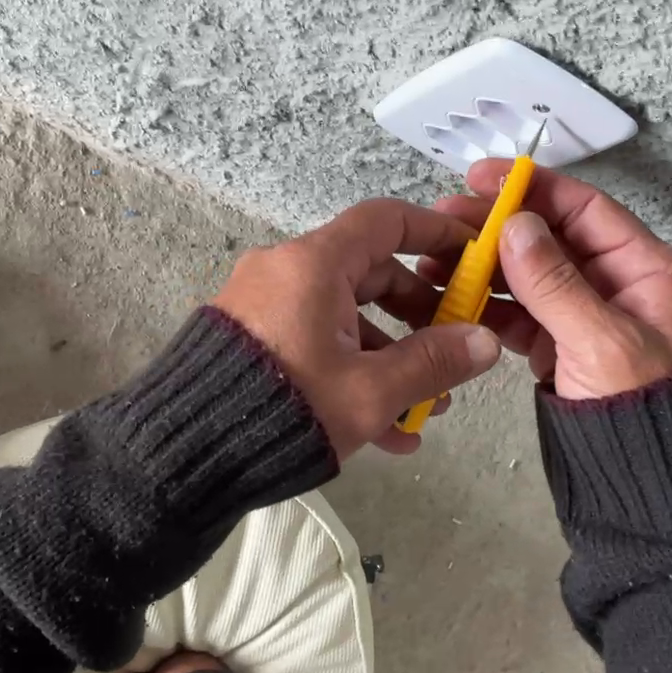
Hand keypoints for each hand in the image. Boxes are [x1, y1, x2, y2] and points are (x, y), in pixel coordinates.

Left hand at [213, 199, 502, 456]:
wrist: (187, 451)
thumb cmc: (289, 408)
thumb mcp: (370, 392)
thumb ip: (432, 363)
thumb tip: (484, 342)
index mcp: (313, 264)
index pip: (384, 221)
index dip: (435, 233)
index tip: (472, 256)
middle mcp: (284, 272)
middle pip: (368, 274)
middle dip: (418, 318)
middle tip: (453, 352)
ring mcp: (263, 306)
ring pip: (342, 319)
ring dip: (388, 360)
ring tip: (424, 411)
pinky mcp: (250, 341)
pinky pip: (310, 343)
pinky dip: (348, 374)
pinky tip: (383, 432)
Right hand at [418, 161, 671, 399]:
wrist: (645, 484)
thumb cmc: (639, 408)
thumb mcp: (602, 342)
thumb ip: (556, 283)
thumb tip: (515, 225)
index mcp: (646, 271)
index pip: (585, 210)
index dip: (533, 188)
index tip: (481, 176)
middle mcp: (613, 284)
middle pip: (548, 239)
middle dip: (495, 227)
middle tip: (441, 219)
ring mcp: (581, 316)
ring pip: (525, 276)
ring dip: (481, 266)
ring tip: (432, 261)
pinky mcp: (556, 345)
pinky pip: (516, 313)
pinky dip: (483, 305)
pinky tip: (448, 297)